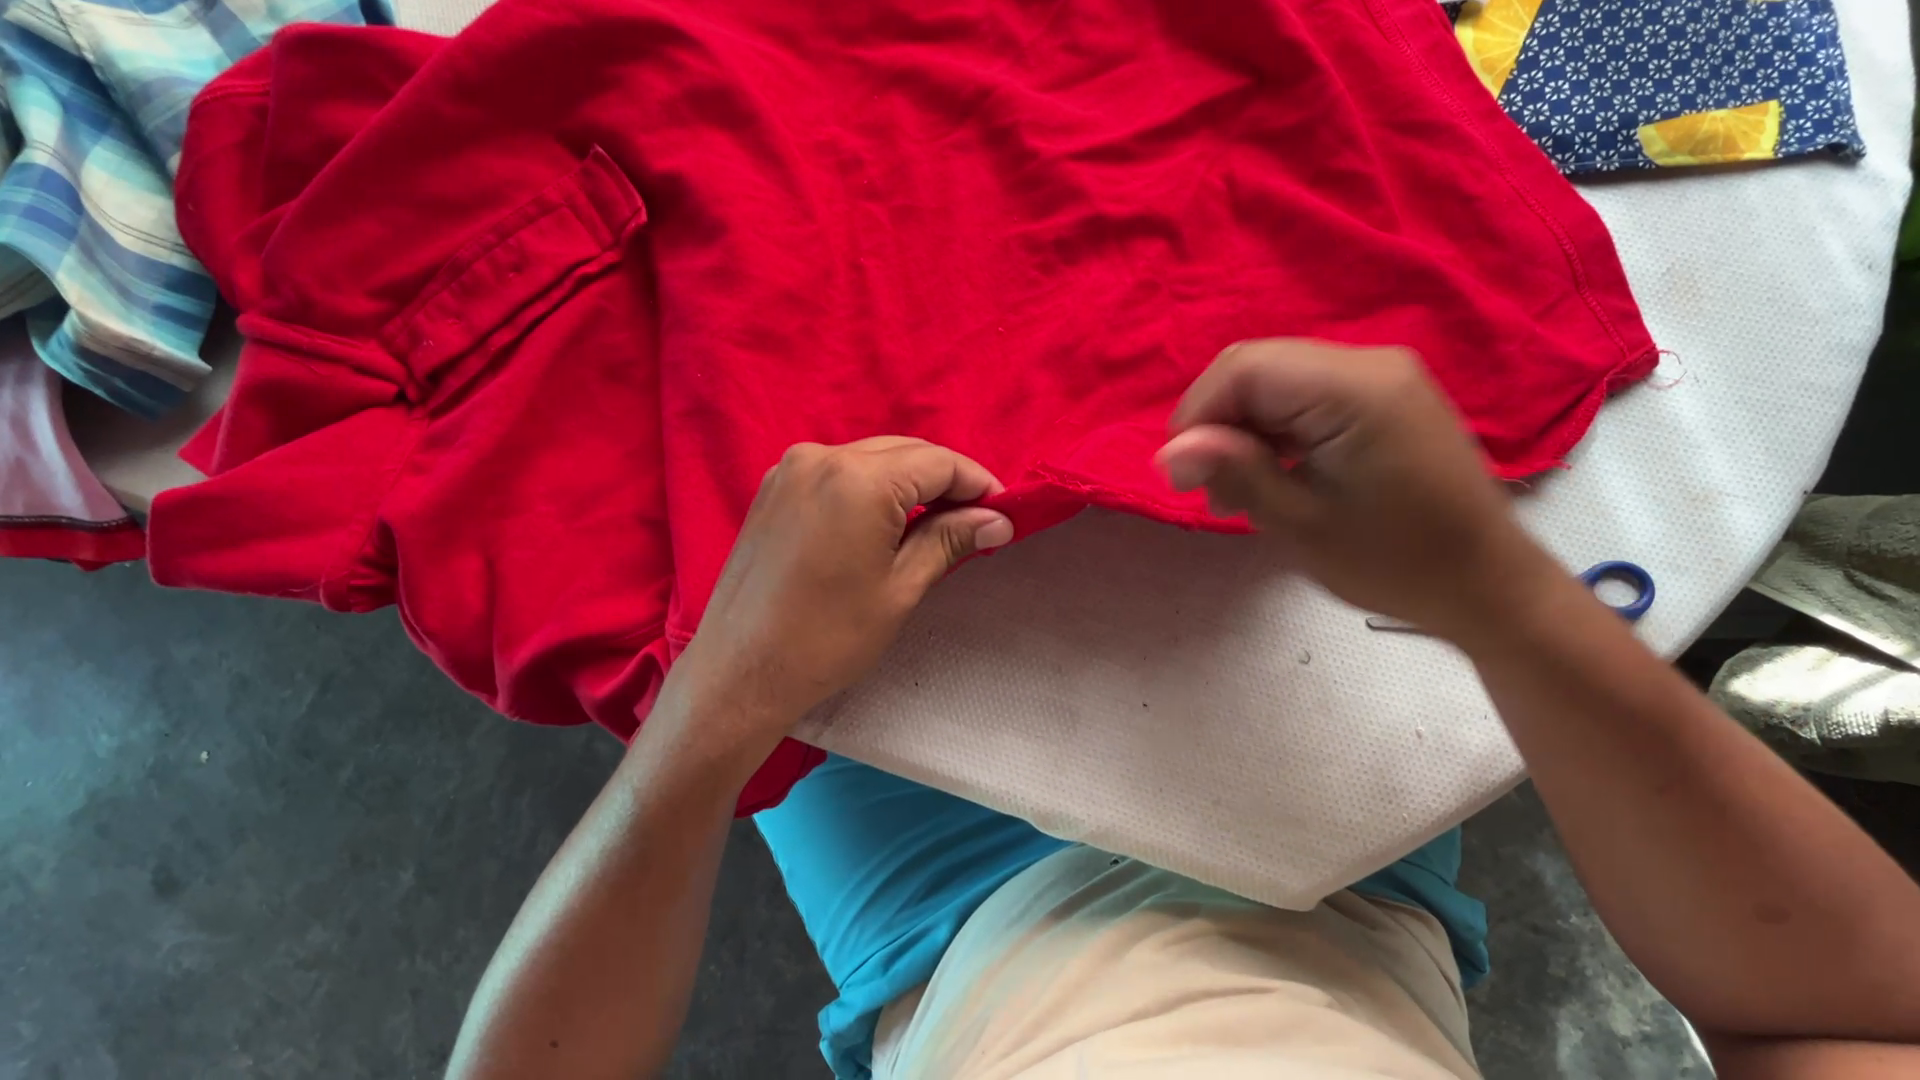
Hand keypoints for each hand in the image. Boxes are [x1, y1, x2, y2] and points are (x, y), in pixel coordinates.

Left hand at [662, 437, 1012, 761]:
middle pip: (906, 452)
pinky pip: (838, 470)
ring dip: (909, 482)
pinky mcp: (773, 488)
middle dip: (946, 481)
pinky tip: (884, 521)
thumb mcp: (900, 589)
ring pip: (872, 457)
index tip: (1004, 513)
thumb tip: (999, 520)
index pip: (939, 462)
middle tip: (975, 523)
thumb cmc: (827, 638)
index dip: (979, 484)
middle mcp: (822, 456)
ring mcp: (790, 468)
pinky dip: (870, 486)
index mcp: (858, 479)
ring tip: (935, 525)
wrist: (741, 671)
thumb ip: (949, 540)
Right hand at [1157, 339, 1556, 639]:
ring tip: (1236, 493)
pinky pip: (1307, 393)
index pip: (1244, 369)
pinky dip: (1276, 429)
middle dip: (1218, 422)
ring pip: (1278, 379)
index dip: (1198, 414)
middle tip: (1206, 488)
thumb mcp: (1301, 523)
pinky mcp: (1387, 396)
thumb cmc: (1394, 563)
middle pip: (1259, 367)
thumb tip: (1167, 453)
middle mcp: (1372, 363)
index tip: (1181, 474)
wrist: (1486, 584)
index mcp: (1356, 389)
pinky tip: (1273, 475)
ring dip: (1244, 428)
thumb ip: (1234, 472)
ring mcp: (1384, 376)